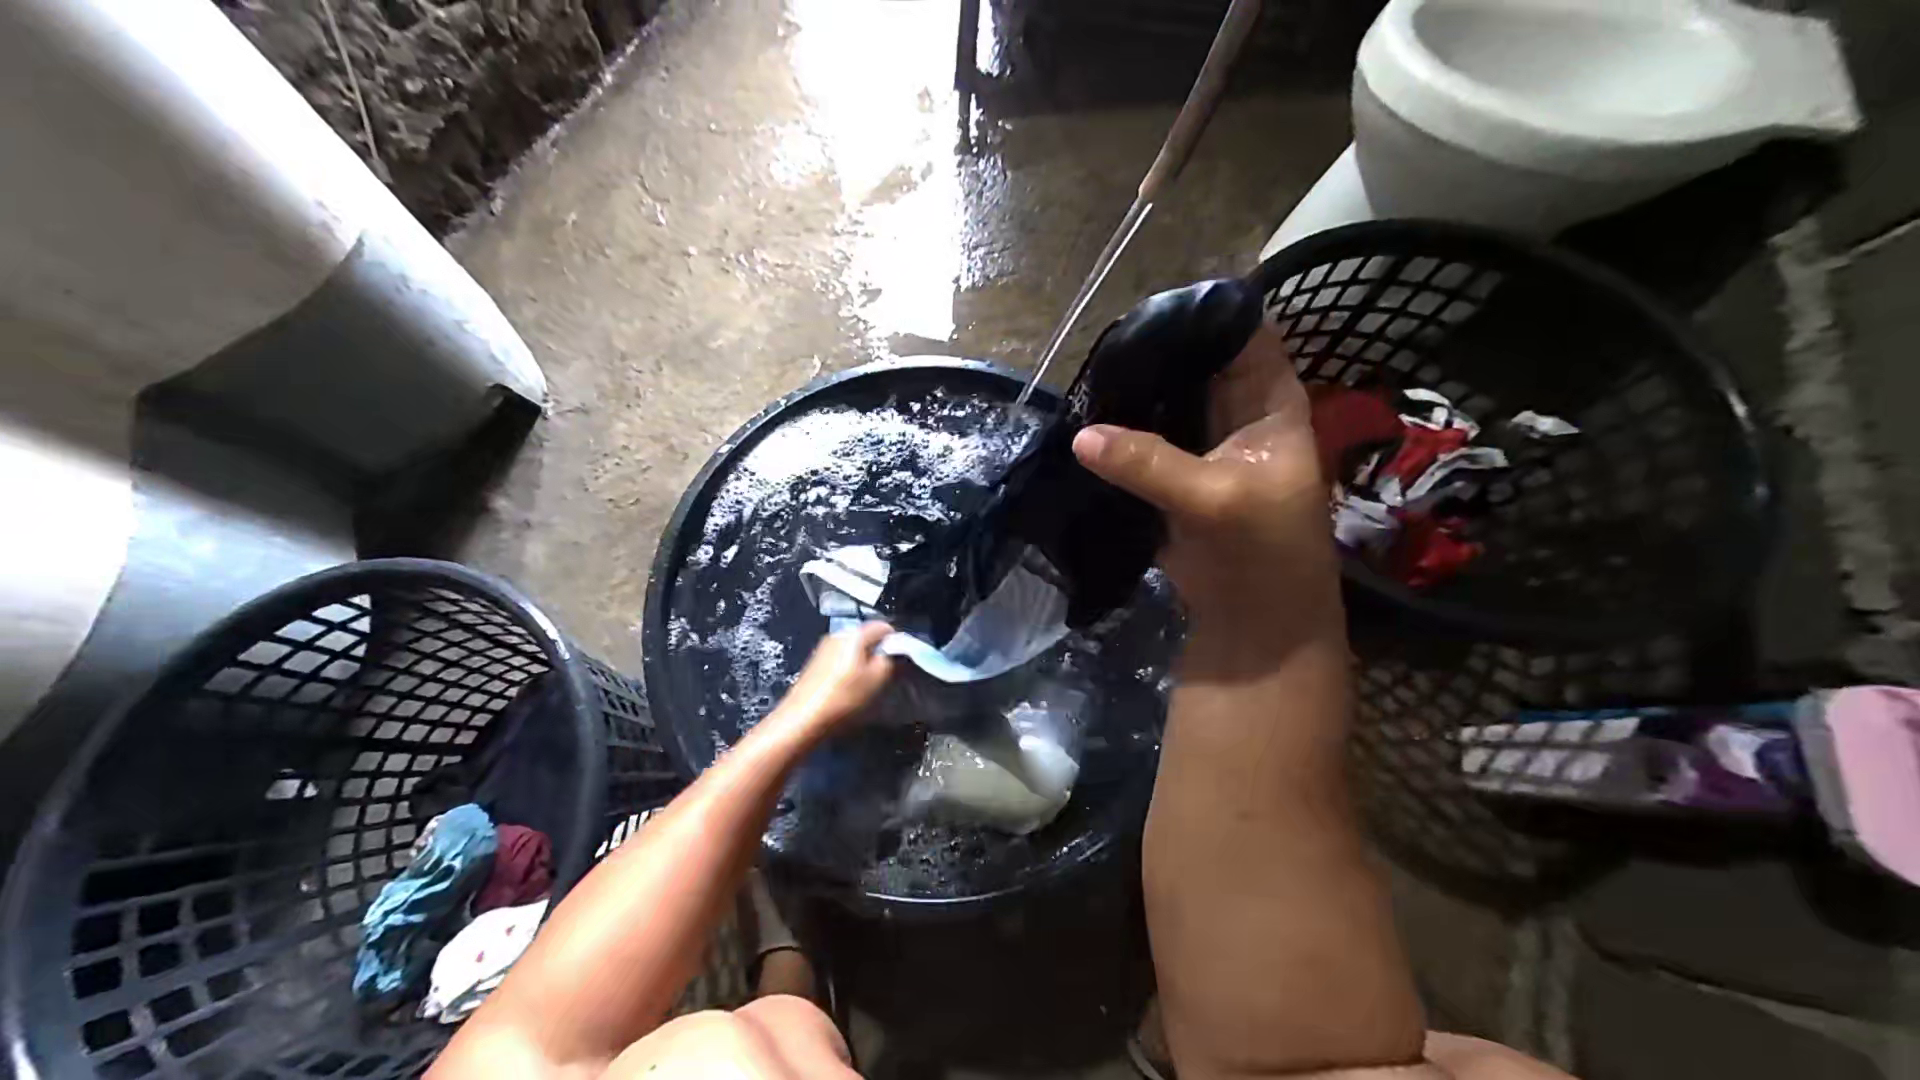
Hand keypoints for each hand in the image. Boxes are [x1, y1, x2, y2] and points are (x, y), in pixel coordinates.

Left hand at [770, 622, 894, 735]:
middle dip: (878, 652)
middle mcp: (838, 634)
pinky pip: (840, 658)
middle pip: (867, 636)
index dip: (896, 641)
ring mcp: (824, 647)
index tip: (900, 660)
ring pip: (853, 648)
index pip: (883, 626)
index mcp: (854, 634)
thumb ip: (890, 658)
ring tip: (866, 684)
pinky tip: (847, 688)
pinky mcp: (815, 662)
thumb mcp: (877, 679)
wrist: (802, 718)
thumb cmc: (844, 697)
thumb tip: (893, 649)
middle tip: (884, 674)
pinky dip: (848, 668)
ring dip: (863, 662)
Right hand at [1072, 326, 1340, 673]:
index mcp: (1270, 403)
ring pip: (1168, 402)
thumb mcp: (1214, 499)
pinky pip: (1146, 439)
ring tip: (1089, 375)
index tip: (1146, 309)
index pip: (1243, 334)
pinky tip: (1089, 419)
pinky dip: (1122, 431)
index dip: (1202, 314)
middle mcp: (1238, 414)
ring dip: (1135, 393)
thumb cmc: (1262, 553)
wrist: (1255, 622)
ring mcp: (1204, 444)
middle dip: (1156, 353)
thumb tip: (1080, 435)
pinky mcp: (1175, 474)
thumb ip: (1150, 463)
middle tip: (1102, 344)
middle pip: (1197, 364)